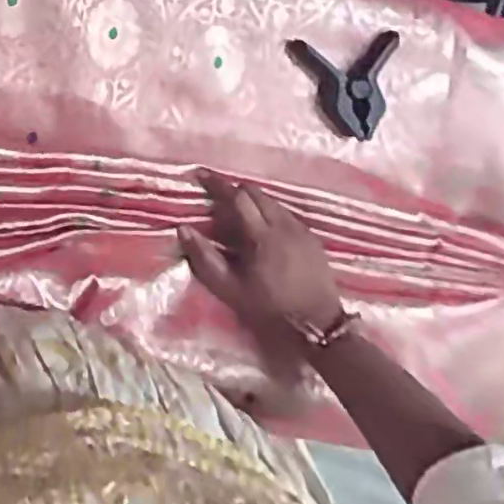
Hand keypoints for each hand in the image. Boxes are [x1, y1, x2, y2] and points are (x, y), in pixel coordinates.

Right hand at [179, 175, 344, 349]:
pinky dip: (270, 211)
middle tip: (218, 197)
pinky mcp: (313, 240)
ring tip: (239, 212)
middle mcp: (285, 226)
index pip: (237, 197)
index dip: (217, 184)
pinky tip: (264, 228)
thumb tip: (183, 229)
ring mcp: (302, 232)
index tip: (200, 175)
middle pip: (256, 193)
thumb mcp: (231, 289)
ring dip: (253, 200)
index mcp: (263, 236)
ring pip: (273, 201)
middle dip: (235, 190)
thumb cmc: (271, 309)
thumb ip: (205, 258)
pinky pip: (287, 214)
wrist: (320, 328)